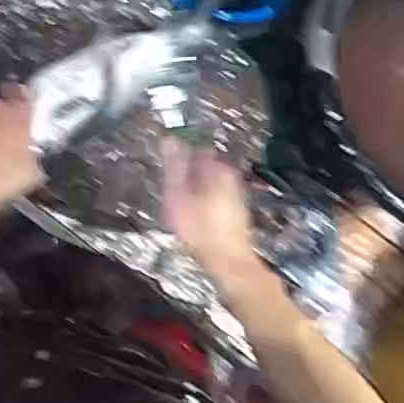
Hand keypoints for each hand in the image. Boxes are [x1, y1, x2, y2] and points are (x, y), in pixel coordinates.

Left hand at [0, 89, 43, 223]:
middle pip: (2, 104)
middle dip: (5, 117)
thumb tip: (33, 159)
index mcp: (21, 115)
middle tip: (7, 135)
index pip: (26, 97)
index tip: (25, 105)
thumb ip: (33, 153)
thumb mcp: (31, 169)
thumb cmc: (1, 175)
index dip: (25, 101)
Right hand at [162, 142, 257, 273]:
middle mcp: (230, 176)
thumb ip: (174, 166)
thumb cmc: (200, 229)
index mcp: (217, 167)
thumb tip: (169, 139)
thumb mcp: (178, 195)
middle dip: (186, 174)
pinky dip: (201, 202)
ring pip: (207, 182)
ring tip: (179, 207)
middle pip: (202, 165)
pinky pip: (213, 197)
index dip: (179, 154)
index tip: (167, 168)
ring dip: (193, 189)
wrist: (228, 263)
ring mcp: (236, 193)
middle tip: (171, 192)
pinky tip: (193, 218)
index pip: (196, 146)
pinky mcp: (236, 210)